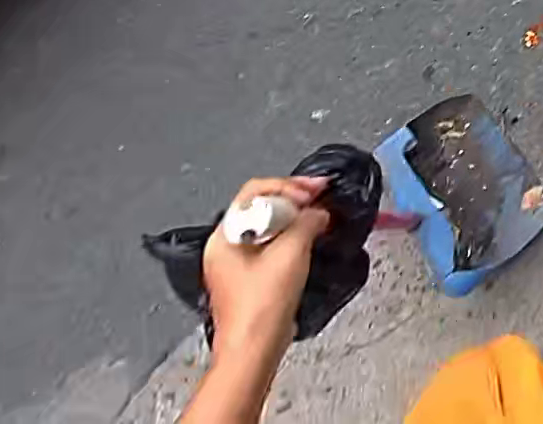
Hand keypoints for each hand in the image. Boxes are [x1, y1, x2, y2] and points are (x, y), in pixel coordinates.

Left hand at [203, 177, 332, 354]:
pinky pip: (269, 246)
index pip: (256, 191)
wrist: (253, 356)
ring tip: (315, 219)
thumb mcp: (292, 252)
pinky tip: (305, 243)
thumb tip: (318, 212)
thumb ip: (307, 221)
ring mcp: (235, 264)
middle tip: (317, 199)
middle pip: (261, 206)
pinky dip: (289, 240)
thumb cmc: (261, 310)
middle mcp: (225, 247)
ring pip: (267, 227)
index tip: (313, 191)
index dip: (288, 186)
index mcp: (224, 235)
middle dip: (292, 201)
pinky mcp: (249, 280)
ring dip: (293, 220)